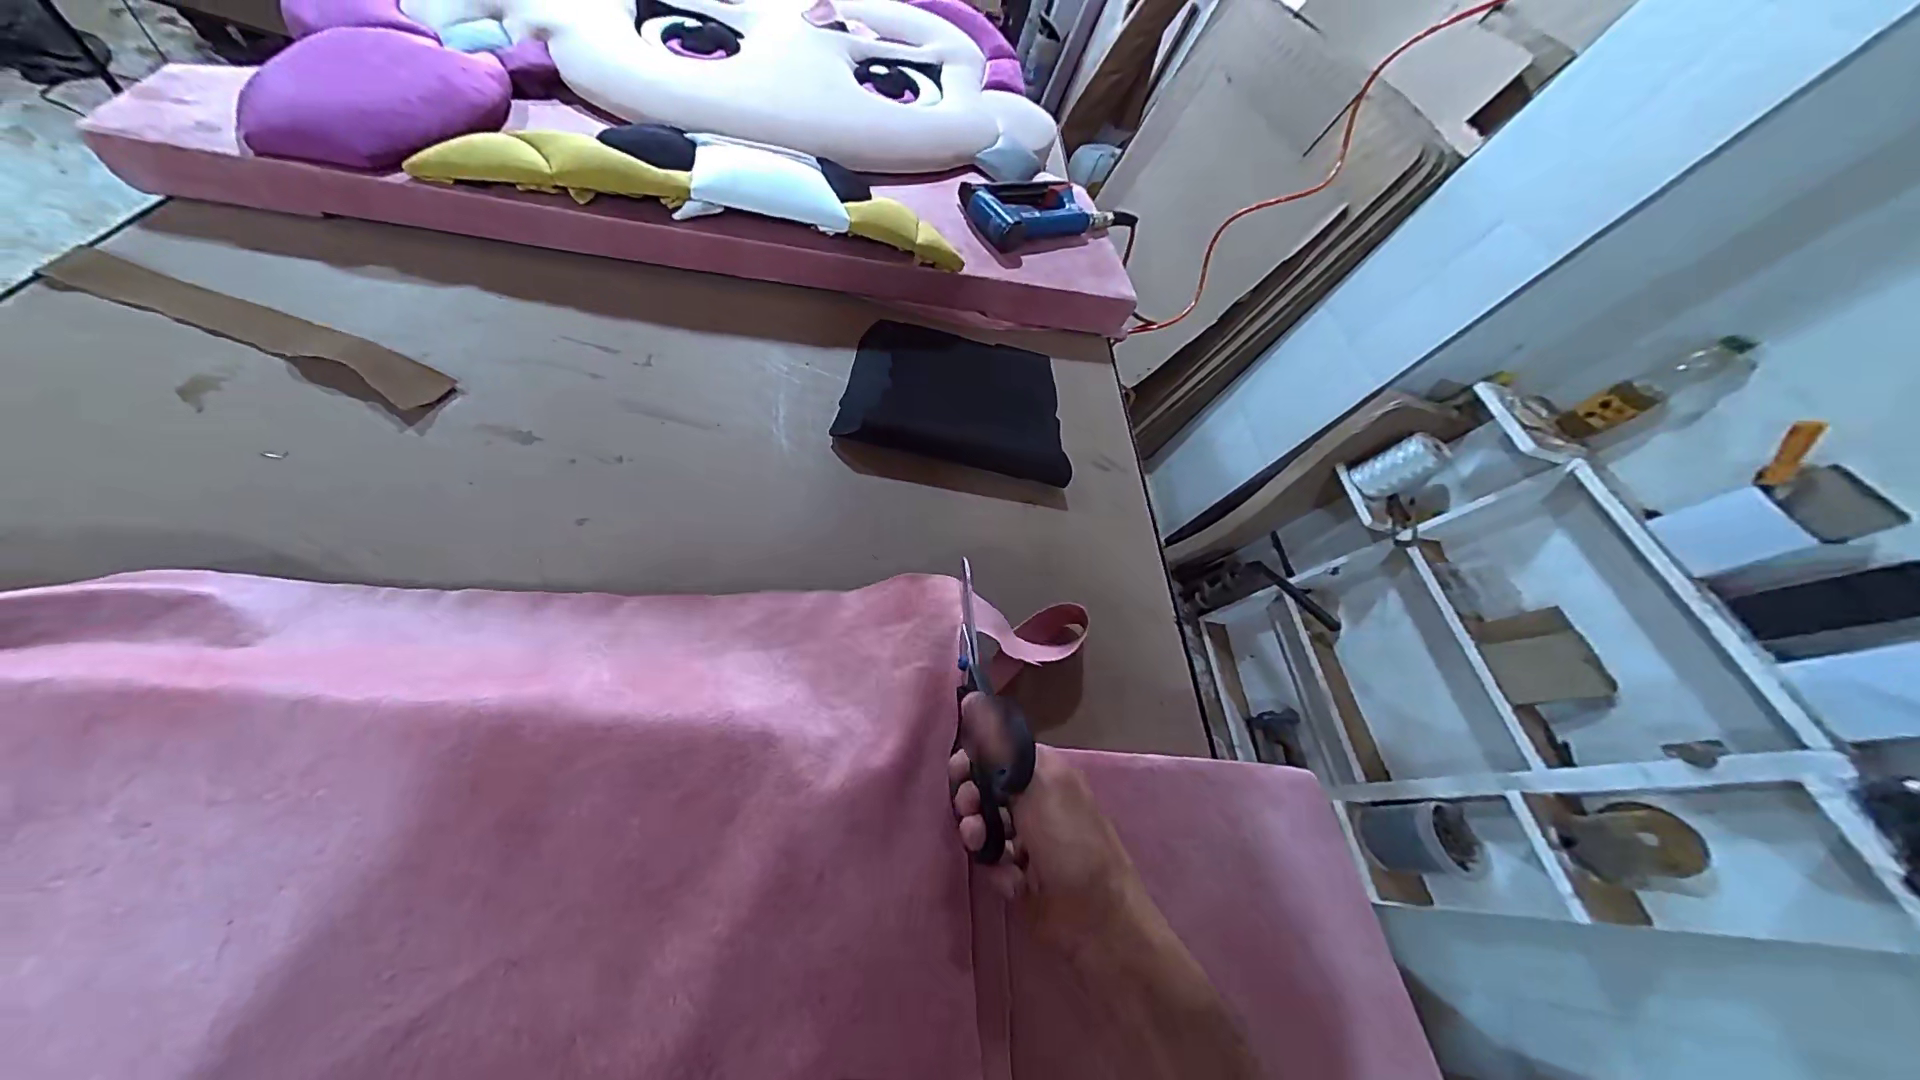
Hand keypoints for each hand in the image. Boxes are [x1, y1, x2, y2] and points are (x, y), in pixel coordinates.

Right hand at [950, 692, 1148, 956]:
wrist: (1095, 918)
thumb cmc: (1070, 842)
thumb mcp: (1035, 785)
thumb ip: (999, 744)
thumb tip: (973, 696)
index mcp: (1042, 771)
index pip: (998, 751)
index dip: (975, 758)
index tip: (958, 769)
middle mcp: (1032, 799)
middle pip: (984, 787)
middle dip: (969, 798)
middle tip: (968, 810)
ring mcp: (1024, 836)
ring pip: (982, 823)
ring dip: (976, 833)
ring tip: (981, 844)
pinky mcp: (1017, 870)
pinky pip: (991, 858)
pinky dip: (996, 867)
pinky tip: (1011, 878)